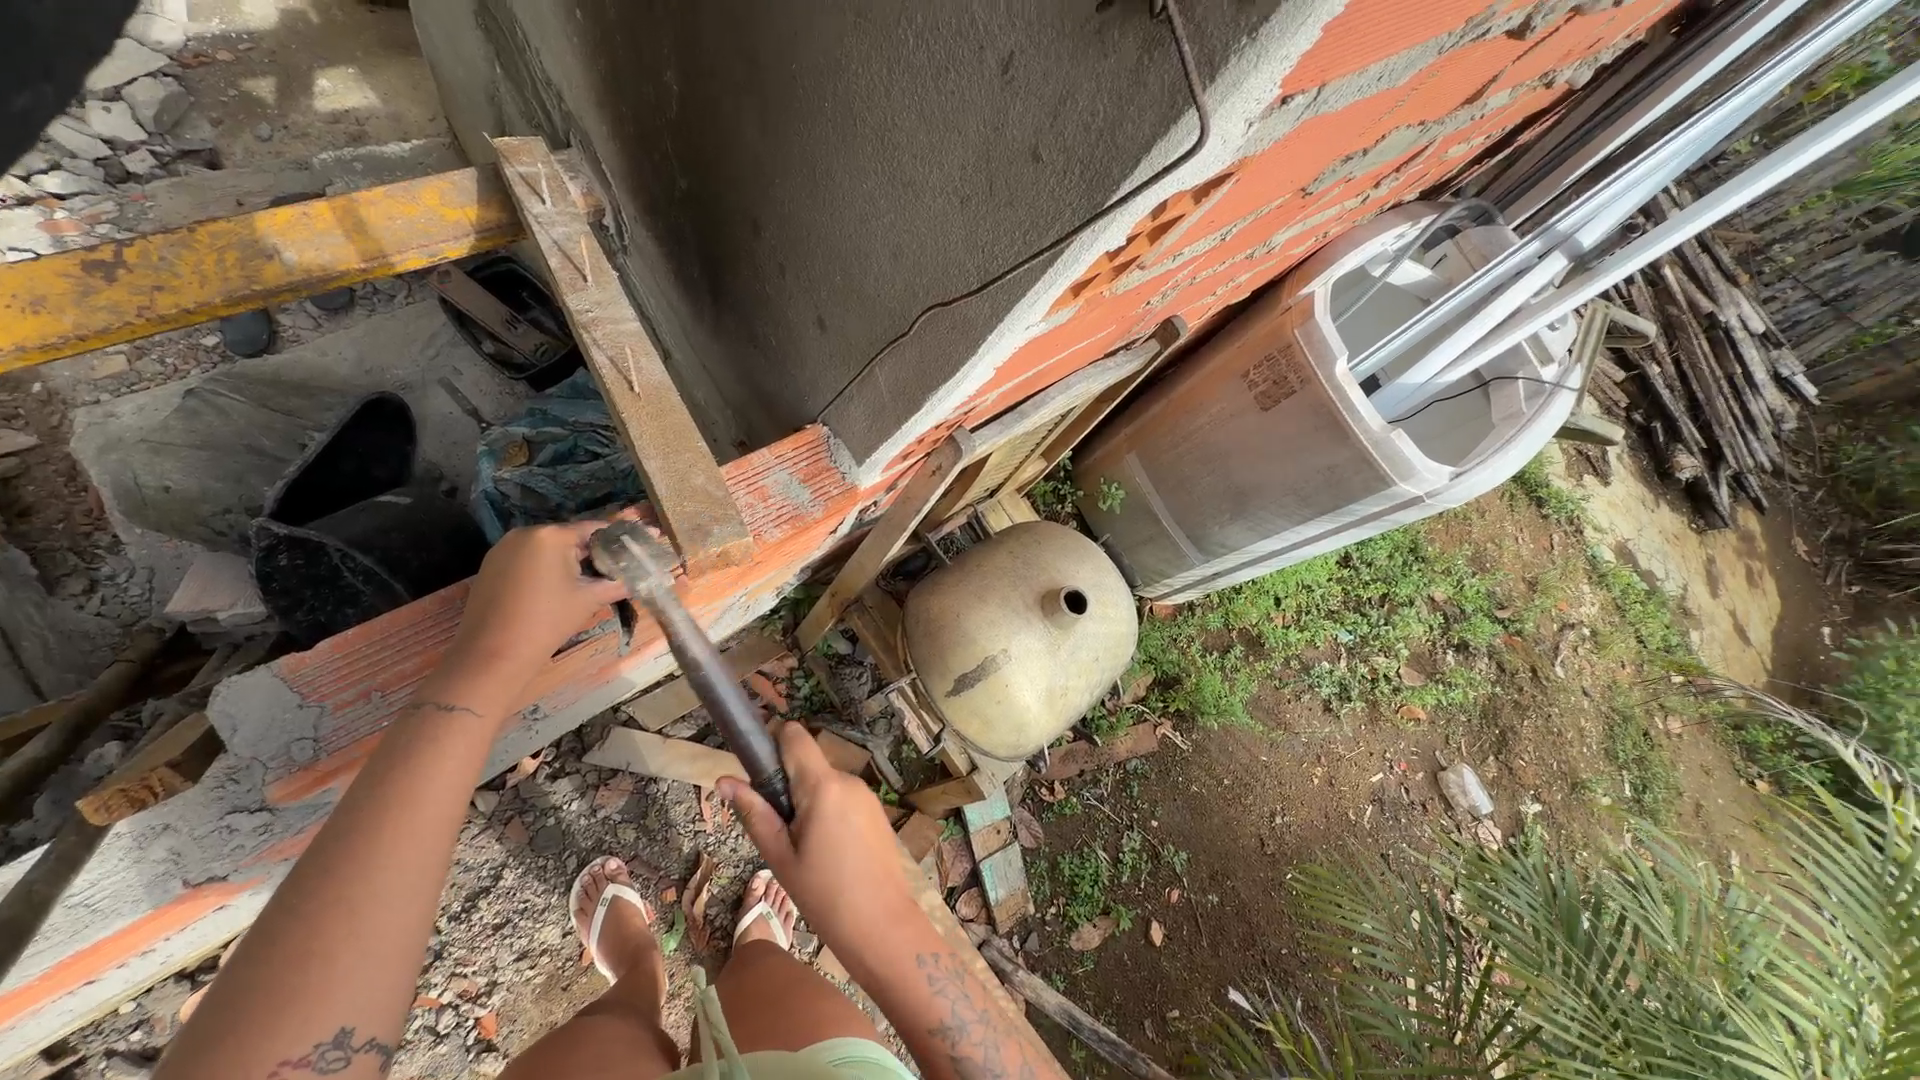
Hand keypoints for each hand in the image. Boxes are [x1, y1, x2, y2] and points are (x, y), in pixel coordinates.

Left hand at [445, 520, 627, 692]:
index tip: (637, 546)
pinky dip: (544, 569)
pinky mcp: (490, 565)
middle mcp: (524, 533)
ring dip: (568, 562)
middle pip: (569, 537)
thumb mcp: (589, 600)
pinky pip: (527, 559)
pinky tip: (555, 589)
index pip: (594, 528)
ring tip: (587, 582)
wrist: (493, 654)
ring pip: (547, 549)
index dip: (618, 539)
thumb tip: (640, 578)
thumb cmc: (547, 621)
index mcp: (550, 535)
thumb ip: (618, 583)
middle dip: (592, 553)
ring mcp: (503, 548)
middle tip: (613, 571)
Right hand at [720, 723, 919, 951]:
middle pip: (807, 763)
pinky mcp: (877, 810)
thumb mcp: (779, 857)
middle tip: (777, 830)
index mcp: (822, 786)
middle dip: (786, 784)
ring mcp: (867, 794)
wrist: (882, 925)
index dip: (772, 742)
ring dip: (807, 802)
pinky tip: (826, 852)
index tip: (757, 772)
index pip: (794, 735)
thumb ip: (754, 813)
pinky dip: (827, 812)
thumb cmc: (823, 895)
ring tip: (802, 848)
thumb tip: (723, 780)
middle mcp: (848, 780)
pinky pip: (842, 798)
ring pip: (824, 783)